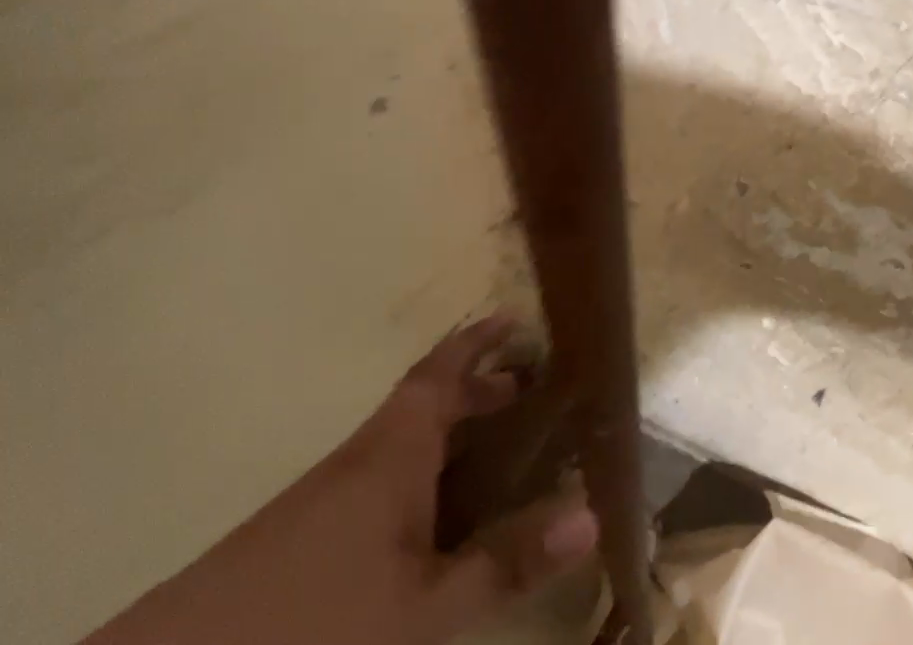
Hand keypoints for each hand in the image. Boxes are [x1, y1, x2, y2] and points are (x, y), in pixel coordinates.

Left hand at [85, 315, 599, 644]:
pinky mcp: (301, 543)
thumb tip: (593, 516)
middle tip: (536, 387)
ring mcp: (323, 506)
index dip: (475, 345)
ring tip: (505, 447)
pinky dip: (426, 476)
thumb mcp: (421, 607)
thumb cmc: (309, 624)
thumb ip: (506, 562)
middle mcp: (356, 468)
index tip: (514, 316)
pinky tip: (443, 515)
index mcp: (387, 460)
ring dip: (453, 435)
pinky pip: (381, 485)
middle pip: (422, 409)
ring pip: (401, 448)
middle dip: (479, 390)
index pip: (435, 379)